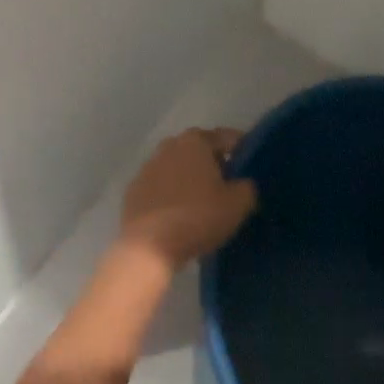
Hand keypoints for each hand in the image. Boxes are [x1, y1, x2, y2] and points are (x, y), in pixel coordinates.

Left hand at [118, 128, 256, 271]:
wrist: (149, 246)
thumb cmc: (198, 217)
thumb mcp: (237, 204)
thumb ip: (247, 187)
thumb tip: (242, 184)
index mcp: (195, 142)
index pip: (225, 137)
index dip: (241, 149)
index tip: (250, 164)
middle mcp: (168, 147)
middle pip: (198, 150)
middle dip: (213, 163)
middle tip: (228, 184)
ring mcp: (146, 169)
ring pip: (176, 168)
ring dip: (189, 178)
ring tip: (203, 201)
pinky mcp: (133, 192)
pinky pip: (160, 188)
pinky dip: (171, 195)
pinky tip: (179, 214)